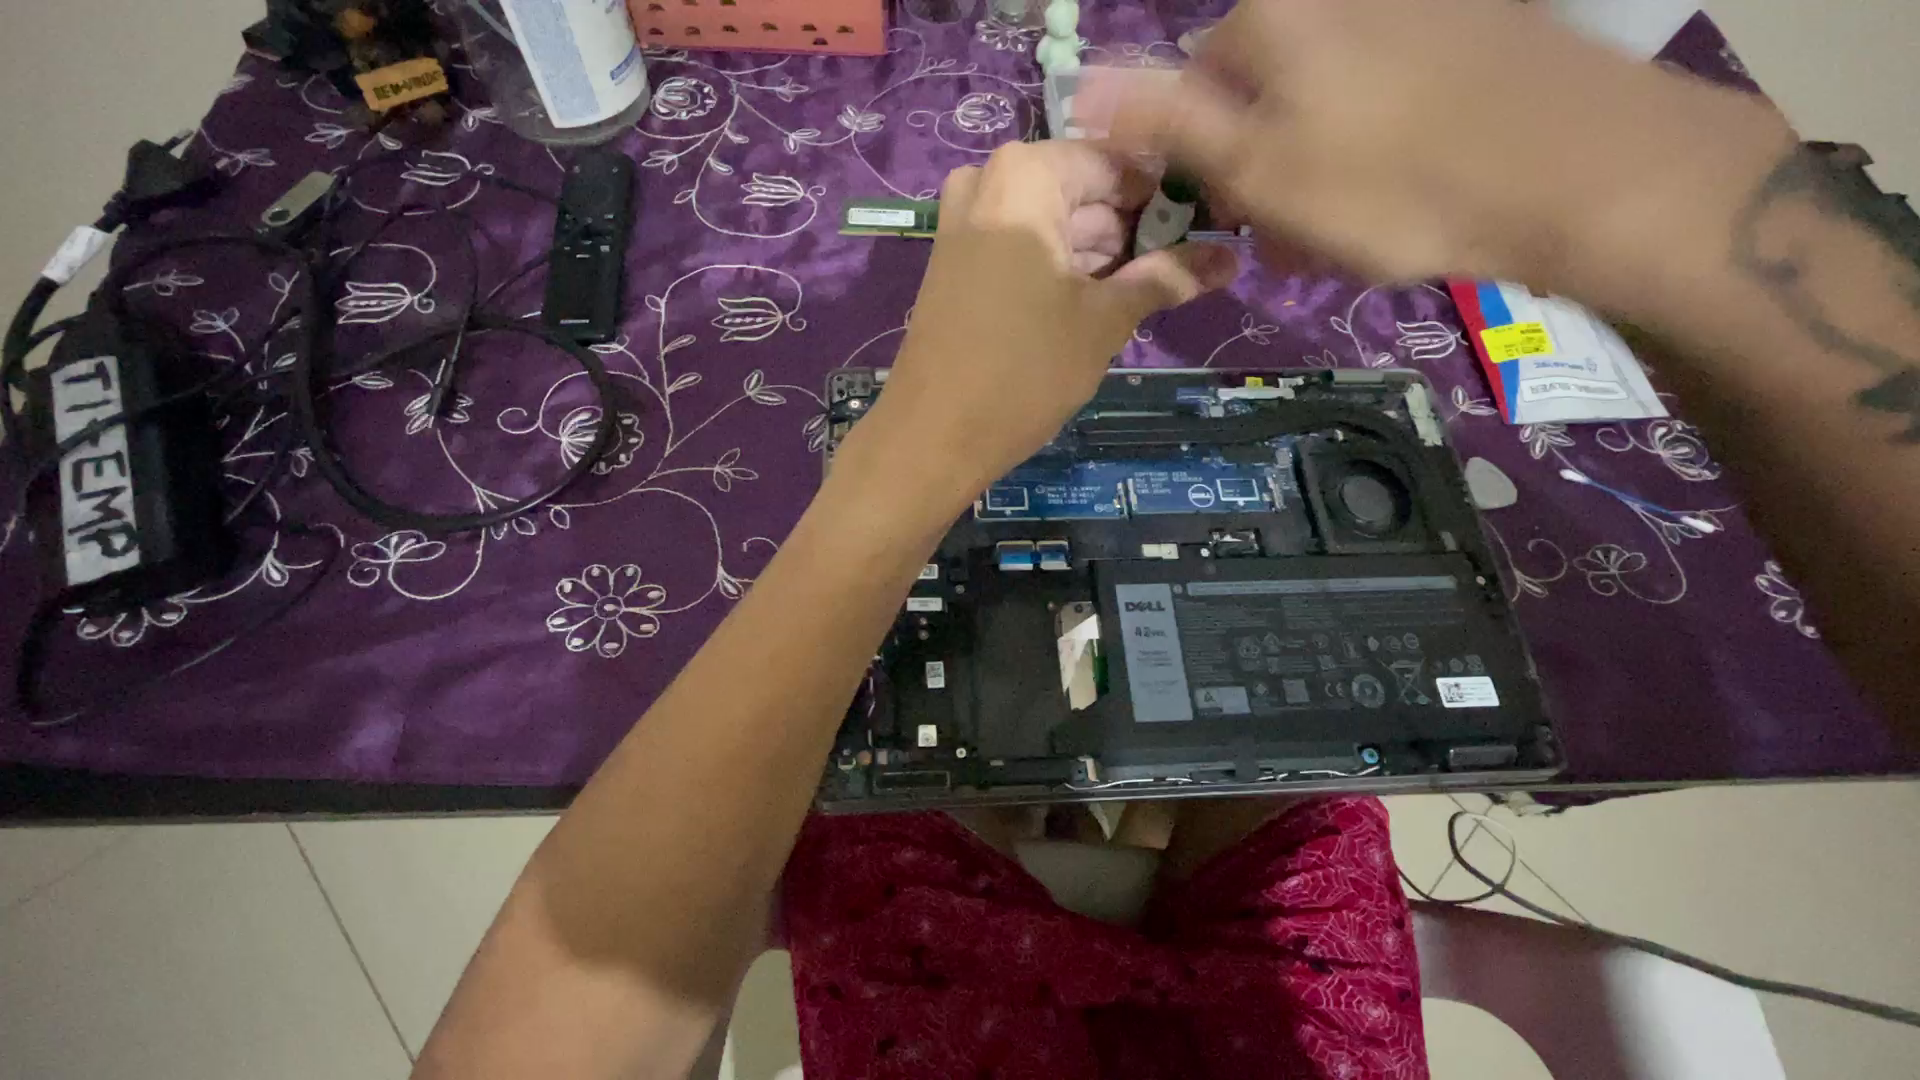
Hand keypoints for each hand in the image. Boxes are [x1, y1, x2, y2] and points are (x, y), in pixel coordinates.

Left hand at [849, 141, 1236, 511]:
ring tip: (1150, 297)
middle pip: (1086, 191)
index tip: (1210, 232)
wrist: (932, 436)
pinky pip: (1025, 246)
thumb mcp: (1104, 320)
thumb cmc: (1024, 371)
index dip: (1169, 199)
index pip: (1122, 163)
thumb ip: (1168, 276)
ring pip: (1057, 222)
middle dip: (1136, 232)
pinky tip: (1098, 305)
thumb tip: (1230, 258)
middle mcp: (990, 179)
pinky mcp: (958, 260)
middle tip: (1187, 273)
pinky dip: (1063, 268)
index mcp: (1027, 173)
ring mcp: (966, 219)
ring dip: (1103, 256)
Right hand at [1084, 0, 1793, 299]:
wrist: (1579, 174)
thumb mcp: (1258, 171)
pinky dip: (1374, 144)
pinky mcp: (1465, 24)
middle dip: (1264, 170)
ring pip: (1321, 100)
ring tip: (1351, 230)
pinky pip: (1382, 91)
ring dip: (1316, 169)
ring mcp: (1403, 3)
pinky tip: (1405, 188)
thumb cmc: (1395, 187)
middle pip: (1259, 94)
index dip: (1202, 168)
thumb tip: (1080, 84)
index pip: (1188, 93)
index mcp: (1269, 20)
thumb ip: (1166, 124)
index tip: (1235, 223)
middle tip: (1296, 238)